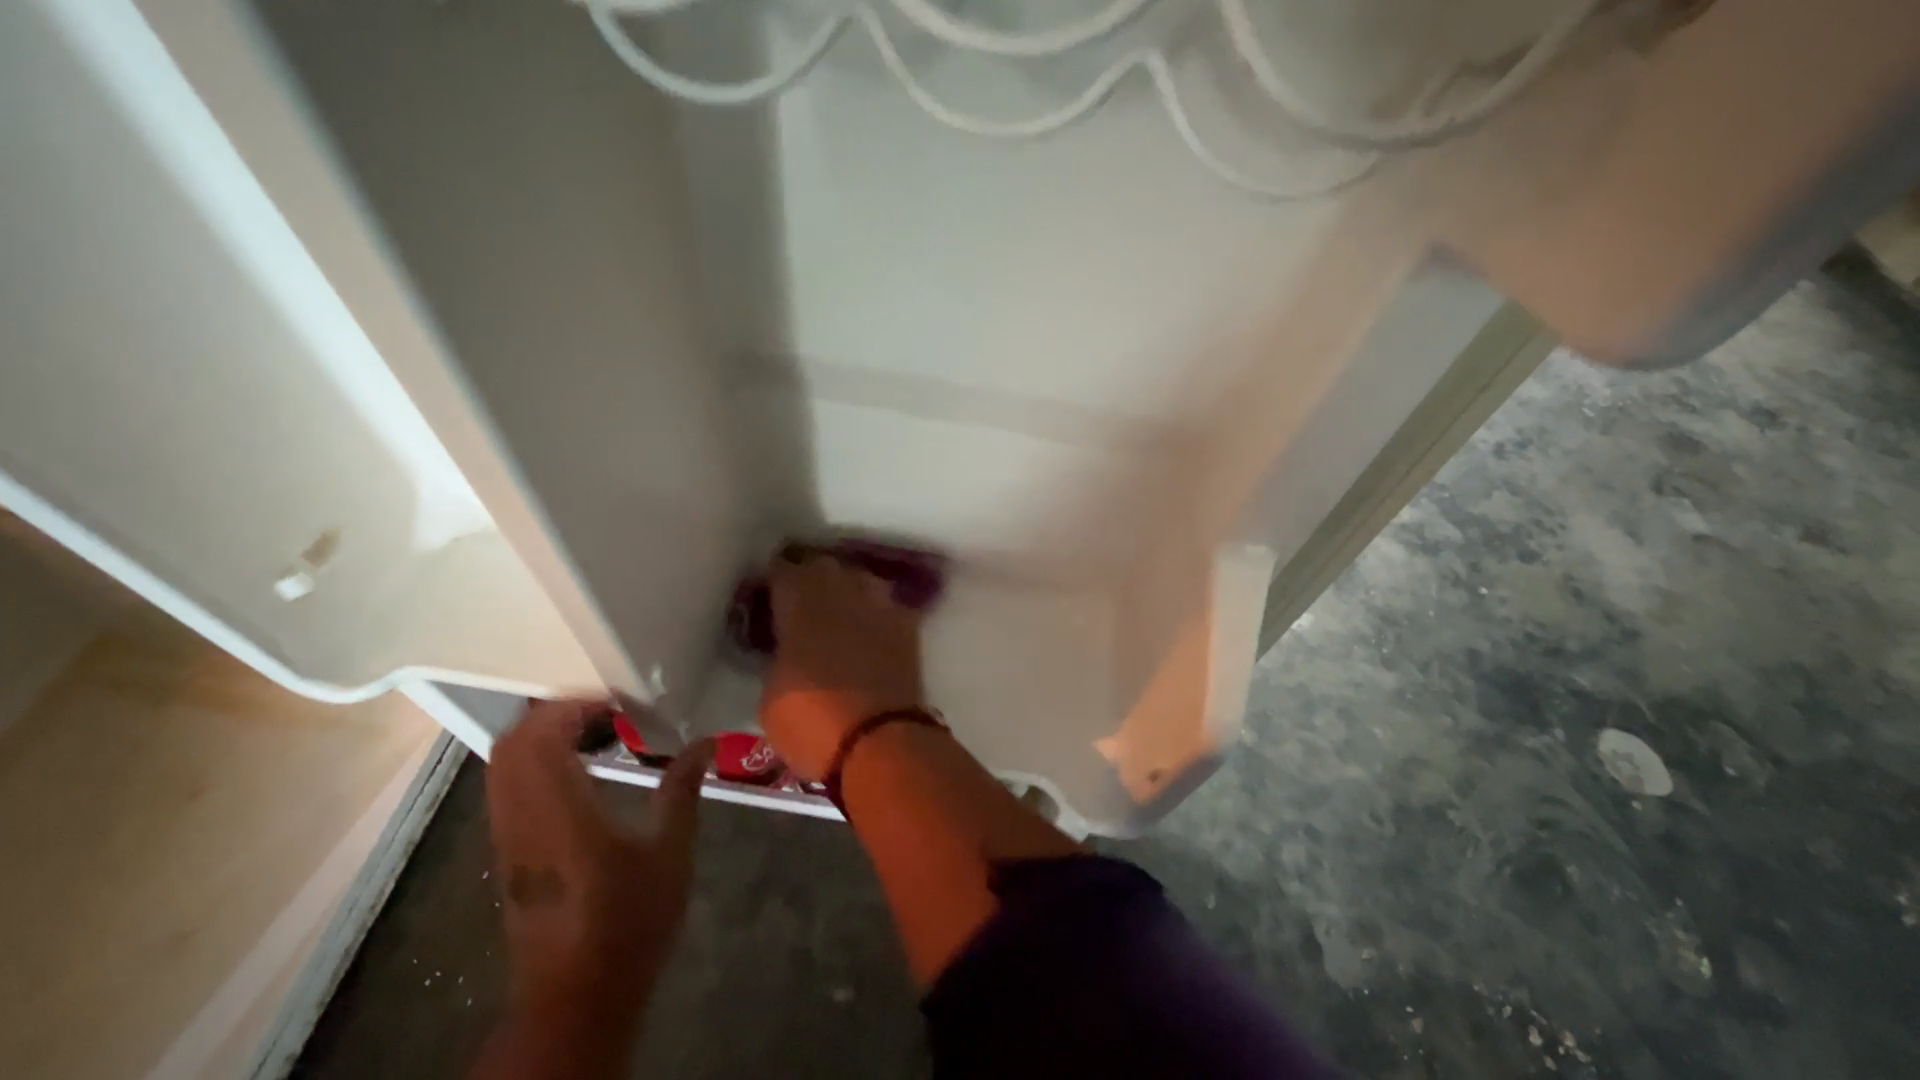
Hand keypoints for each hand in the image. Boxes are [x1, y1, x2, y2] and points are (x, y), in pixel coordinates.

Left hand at [485, 700, 714, 1023]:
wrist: (577, 995)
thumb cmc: (631, 922)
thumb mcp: (670, 854)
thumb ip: (681, 791)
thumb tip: (705, 742)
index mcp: (560, 810)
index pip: (543, 734)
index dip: (573, 706)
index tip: (617, 702)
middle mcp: (522, 816)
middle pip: (514, 742)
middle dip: (554, 715)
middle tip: (606, 714)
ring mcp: (507, 836)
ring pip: (502, 764)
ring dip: (540, 738)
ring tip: (594, 738)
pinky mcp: (506, 854)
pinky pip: (505, 788)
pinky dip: (532, 764)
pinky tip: (578, 777)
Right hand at [759, 556, 927, 780]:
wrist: (879, 743)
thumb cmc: (811, 722)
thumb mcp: (771, 694)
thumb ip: (778, 658)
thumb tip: (786, 652)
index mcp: (799, 604)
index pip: (781, 571)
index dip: (773, 583)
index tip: (767, 598)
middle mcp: (841, 593)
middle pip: (823, 567)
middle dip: (810, 579)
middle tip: (801, 604)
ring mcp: (879, 606)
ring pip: (860, 579)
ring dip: (847, 590)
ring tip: (838, 613)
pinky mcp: (908, 627)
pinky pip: (887, 606)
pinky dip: (876, 614)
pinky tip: (870, 631)